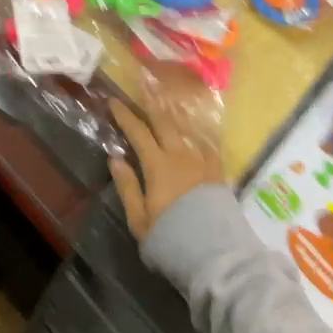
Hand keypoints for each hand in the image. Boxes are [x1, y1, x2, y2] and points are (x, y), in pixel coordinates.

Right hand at [109, 95, 223, 240]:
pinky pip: (209, 140)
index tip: (113, 100)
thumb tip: (115, 157)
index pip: (137, 132)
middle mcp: (180, 154)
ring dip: (176, 108)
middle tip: (145, 80)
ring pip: (187, 126)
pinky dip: (201, 127)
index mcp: (157, 165)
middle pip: (163, 121)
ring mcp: (202, 160)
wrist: (216, 252)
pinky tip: (201, 121)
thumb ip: (128, 186)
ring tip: (170, 92)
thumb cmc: (171, 238)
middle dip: (151, 100)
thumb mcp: (140, 218)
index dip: (124, 115)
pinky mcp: (219, 170)